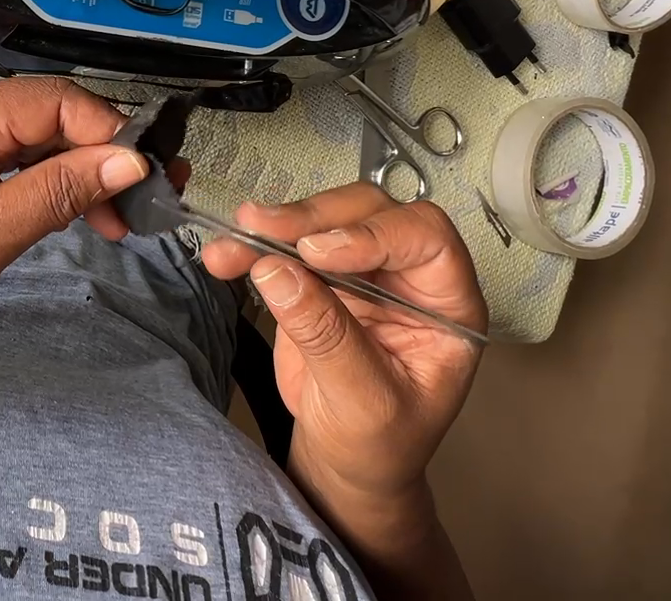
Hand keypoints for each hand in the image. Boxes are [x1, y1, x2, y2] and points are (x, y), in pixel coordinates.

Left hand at [0, 77, 149, 341]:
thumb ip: (55, 193)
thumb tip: (129, 162)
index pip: (50, 100)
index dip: (106, 129)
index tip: (148, 171)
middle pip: (48, 117)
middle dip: (100, 154)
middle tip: (149, 197)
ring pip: (38, 142)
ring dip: (81, 175)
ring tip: (121, 220)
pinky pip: (18, 162)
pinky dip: (51, 187)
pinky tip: (80, 215)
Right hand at [200, 184, 485, 507]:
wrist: (345, 459)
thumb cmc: (379, 442)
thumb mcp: (364, 401)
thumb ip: (326, 335)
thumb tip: (277, 271)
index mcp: (445, 302)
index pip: (425, 238)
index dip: (373, 234)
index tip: (317, 253)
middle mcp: (406, 274)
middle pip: (368, 212)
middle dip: (314, 217)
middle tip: (263, 229)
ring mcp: (360, 268)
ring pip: (322, 217)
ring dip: (274, 226)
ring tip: (232, 243)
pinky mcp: (315, 273)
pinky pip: (283, 243)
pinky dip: (251, 245)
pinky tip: (225, 254)